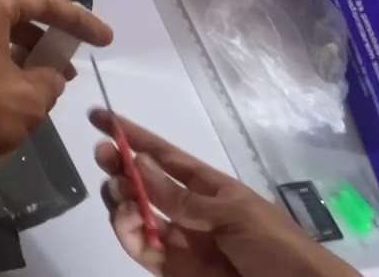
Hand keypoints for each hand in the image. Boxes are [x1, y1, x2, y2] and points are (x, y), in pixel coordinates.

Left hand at [0, 0, 113, 159]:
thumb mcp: (26, 99)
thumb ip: (48, 79)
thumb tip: (51, 72)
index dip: (76, 17)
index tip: (105, 37)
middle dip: (50, 14)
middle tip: (80, 35)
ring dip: (27, 33)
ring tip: (57, 66)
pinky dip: (3, 42)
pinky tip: (21, 69)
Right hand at [91, 110, 357, 276]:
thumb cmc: (281, 250)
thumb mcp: (235, 215)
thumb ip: (181, 196)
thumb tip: (136, 160)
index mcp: (208, 189)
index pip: (162, 154)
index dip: (131, 134)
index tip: (97, 115)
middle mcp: (187, 210)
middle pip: (140, 180)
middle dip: (117, 164)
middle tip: (104, 156)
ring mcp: (179, 240)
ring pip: (132, 209)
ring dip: (119, 197)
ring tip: (121, 195)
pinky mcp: (174, 270)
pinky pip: (139, 246)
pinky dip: (126, 232)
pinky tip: (128, 223)